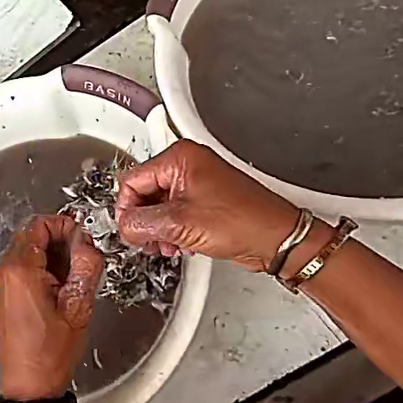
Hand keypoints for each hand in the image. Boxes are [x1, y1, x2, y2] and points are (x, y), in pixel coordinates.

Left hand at [0, 215, 103, 400]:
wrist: (28, 381)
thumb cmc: (49, 352)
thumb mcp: (79, 305)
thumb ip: (86, 265)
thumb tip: (87, 240)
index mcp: (20, 269)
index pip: (39, 224)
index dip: (65, 226)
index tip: (83, 238)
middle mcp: (3, 269)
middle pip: (32, 234)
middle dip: (59, 241)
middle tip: (81, 260)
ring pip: (27, 249)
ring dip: (51, 255)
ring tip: (70, 279)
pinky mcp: (0, 290)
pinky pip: (21, 265)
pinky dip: (40, 268)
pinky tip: (56, 289)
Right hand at [113, 140, 302, 271]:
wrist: (279, 240)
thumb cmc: (245, 223)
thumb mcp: (178, 224)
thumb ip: (140, 223)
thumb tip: (123, 225)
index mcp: (179, 158)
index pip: (131, 181)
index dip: (127, 209)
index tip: (130, 229)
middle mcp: (187, 164)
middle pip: (143, 193)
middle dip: (144, 221)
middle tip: (149, 239)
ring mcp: (196, 181)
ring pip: (157, 205)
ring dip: (157, 228)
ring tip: (168, 244)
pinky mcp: (204, 198)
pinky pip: (173, 212)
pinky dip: (171, 229)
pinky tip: (181, 242)